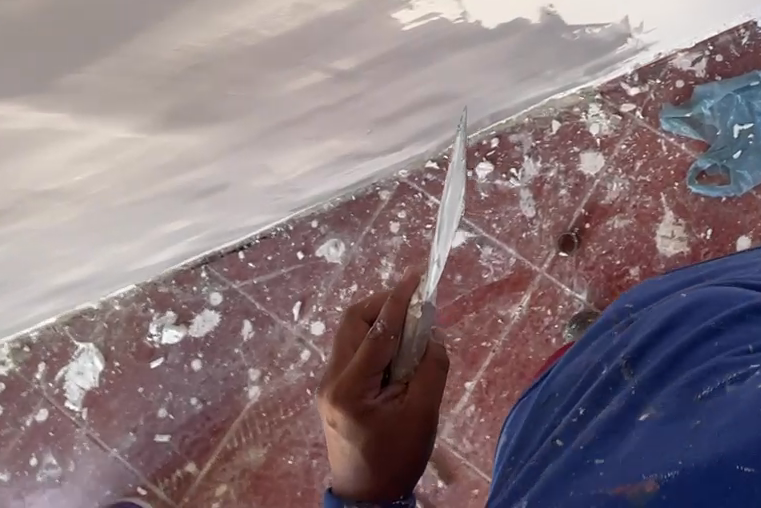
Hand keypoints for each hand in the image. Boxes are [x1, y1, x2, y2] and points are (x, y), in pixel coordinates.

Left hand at [317, 275, 449, 503]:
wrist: (368, 498)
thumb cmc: (398, 457)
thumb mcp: (424, 410)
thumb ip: (431, 363)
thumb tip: (431, 330)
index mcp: (350, 388)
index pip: (378, 329)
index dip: (399, 299)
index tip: (418, 276)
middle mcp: (331, 380)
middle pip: (354, 320)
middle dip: (385, 303)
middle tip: (415, 305)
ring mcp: (328, 385)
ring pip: (352, 331)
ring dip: (382, 320)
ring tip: (412, 329)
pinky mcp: (334, 390)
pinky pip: (355, 348)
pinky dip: (378, 337)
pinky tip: (400, 351)